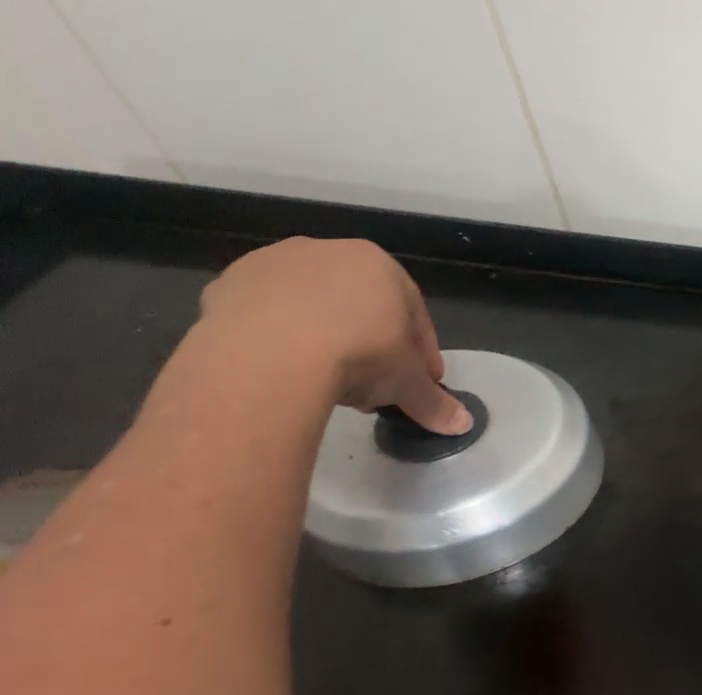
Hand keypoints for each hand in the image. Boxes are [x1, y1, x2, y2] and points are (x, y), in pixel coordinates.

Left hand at [198, 237, 469, 433]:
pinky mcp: (229, 283)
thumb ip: (435, 402)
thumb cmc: (360, 354)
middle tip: (378, 386)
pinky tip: (290, 371)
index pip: (414, 313)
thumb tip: (462, 425)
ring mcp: (272, 264)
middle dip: (374, 346)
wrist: (268, 353)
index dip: (422, 353)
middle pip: (362, 307)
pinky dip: (283, 340)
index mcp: (378, 265)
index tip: (421, 383)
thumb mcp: (410, 385)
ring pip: (315, 308)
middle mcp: (326, 252)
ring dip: (328, 341)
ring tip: (332, 382)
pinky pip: (270, 316)